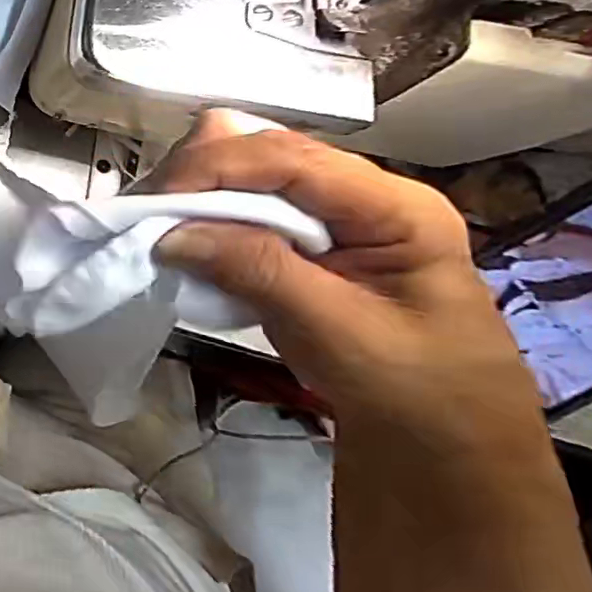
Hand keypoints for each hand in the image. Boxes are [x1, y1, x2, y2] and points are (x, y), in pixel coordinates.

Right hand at [150, 109, 543, 445]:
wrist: (444, 442)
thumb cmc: (410, 391)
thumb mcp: (335, 331)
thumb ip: (256, 270)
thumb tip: (168, 234)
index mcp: (393, 206)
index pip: (287, 158)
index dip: (213, 166)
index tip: (155, 200)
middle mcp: (363, 190)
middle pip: (262, 150)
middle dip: (198, 172)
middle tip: (147, 212)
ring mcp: (336, 207)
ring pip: (247, 168)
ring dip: (198, 189)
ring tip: (158, 221)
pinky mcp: (309, 228)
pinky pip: (246, 198)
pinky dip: (208, 209)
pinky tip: (186, 232)